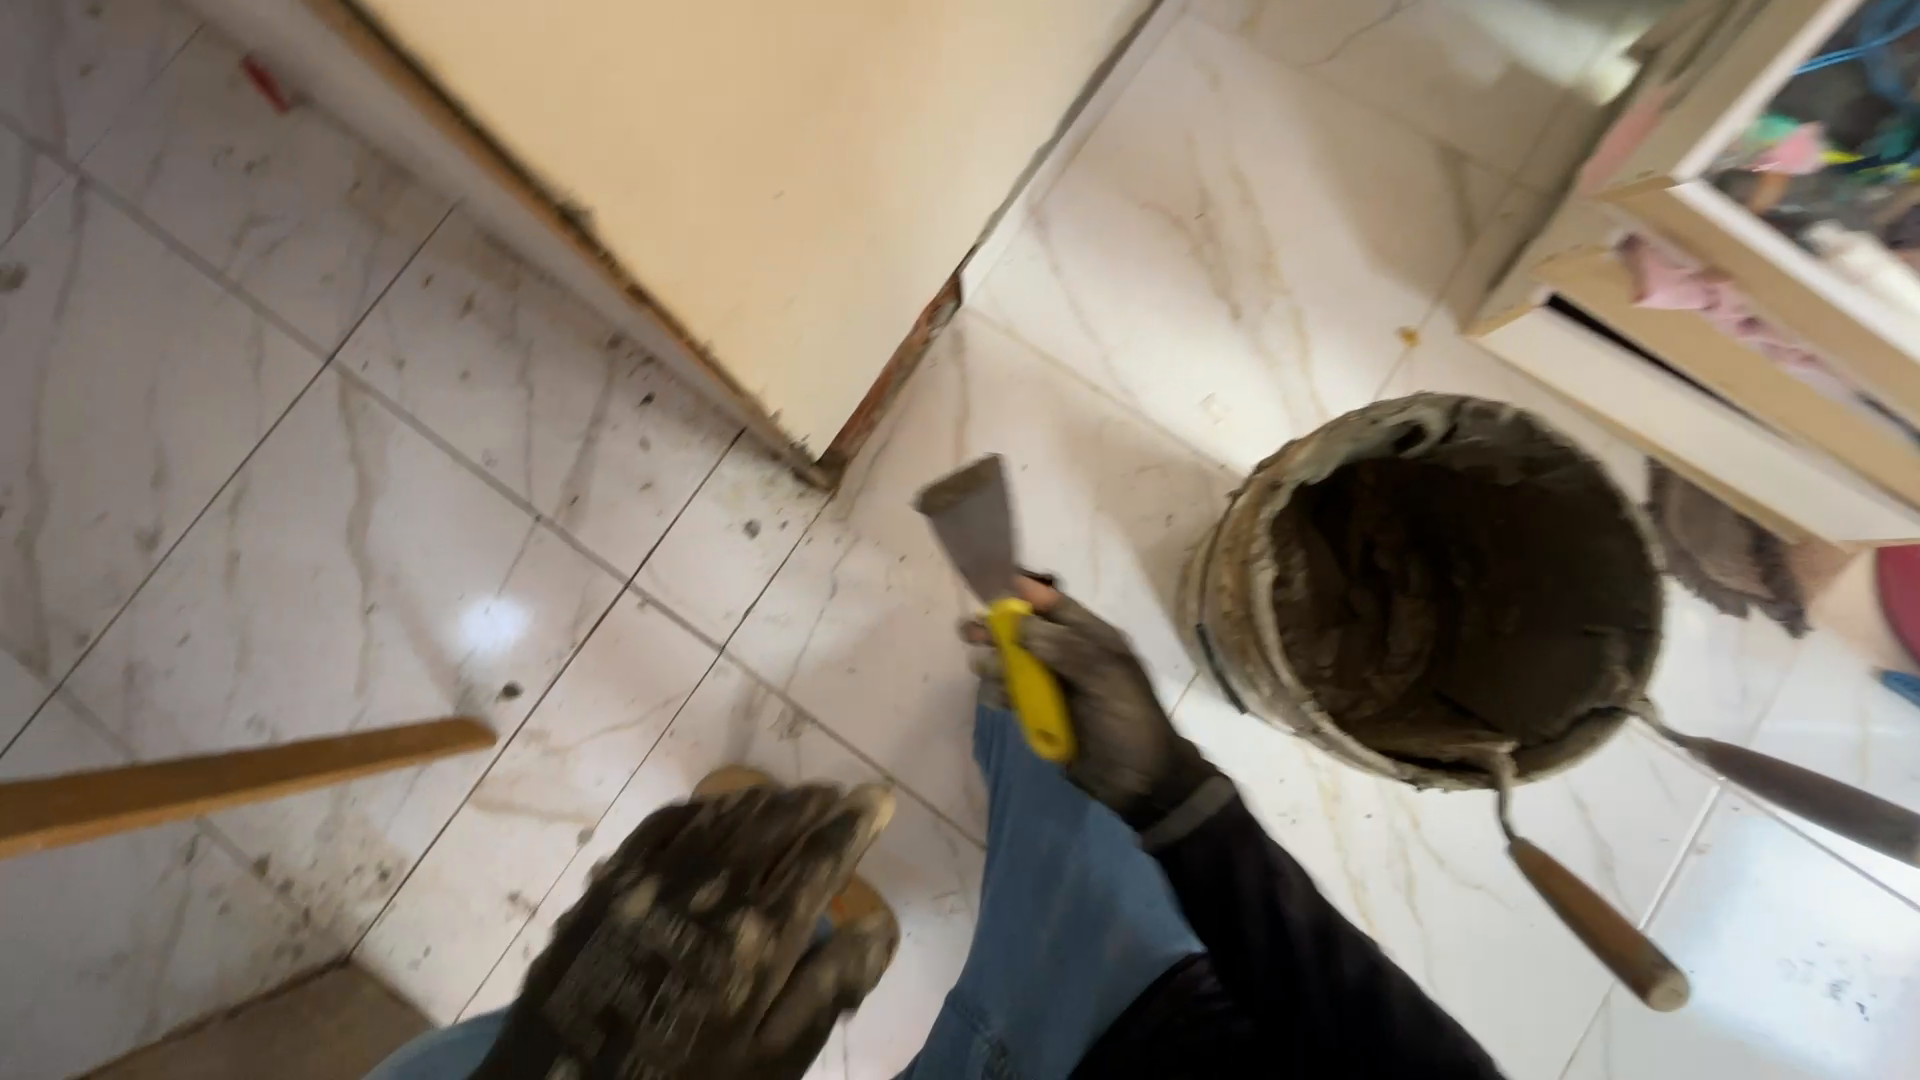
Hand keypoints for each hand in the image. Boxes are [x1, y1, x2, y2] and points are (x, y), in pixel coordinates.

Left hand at [474, 781, 897, 1079]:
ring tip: (793, 798)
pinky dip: (705, 807)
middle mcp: (711, 890)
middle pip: (778, 821)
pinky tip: (720, 808)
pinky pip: (667, 822)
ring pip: (727, 813)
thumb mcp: (772, 1062)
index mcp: (758, 936)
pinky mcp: (611, 883)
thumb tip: (880, 924)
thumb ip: (830, 989)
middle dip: (817, 803)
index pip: (823, 857)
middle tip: (839, 797)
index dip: (856, 823)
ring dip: (768, 799)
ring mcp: (656, 879)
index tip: (878, 800)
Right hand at [966, 577, 1220, 836]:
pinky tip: (995, 697)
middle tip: (968, 631)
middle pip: (1027, 633)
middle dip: (998, 629)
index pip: (1056, 606)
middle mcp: (1070, 655)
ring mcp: (1054, 685)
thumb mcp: (1105, 677)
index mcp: (1094, 638)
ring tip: (982, 666)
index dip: (1027, 595)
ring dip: (995, 661)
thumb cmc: (1128, 720)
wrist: (1138, 781)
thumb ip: (1064, 647)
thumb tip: (1019, 624)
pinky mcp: (1041, 713)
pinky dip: (1000, 692)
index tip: (996, 590)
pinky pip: (1013, 694)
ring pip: (1014, 663)